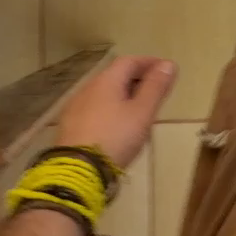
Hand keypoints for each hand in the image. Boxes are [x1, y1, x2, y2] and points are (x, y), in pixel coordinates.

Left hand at [54, 56, 176, 167]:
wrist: (74, 174)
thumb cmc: (115, 138)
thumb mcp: (143, 112)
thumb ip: (155, 87)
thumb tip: (168, 64)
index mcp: (106, 81)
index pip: (130, 61)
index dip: (149, 62)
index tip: (165, 72)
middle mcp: (87, 88)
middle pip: (115, 75)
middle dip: (137, 79)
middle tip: (155, 92)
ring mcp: (74, 108)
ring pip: (104, 93)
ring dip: (122, 96)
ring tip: (137, 111)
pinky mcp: (68, 128)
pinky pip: (94, 109)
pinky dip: (109, 110)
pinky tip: (115, 127)